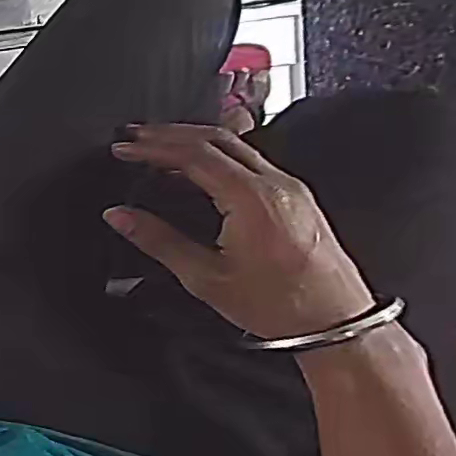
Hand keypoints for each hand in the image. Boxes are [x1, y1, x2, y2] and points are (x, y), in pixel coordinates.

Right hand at [105, 123, 372, 339]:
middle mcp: (275, 183)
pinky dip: (215, 155)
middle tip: (135, 135)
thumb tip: (121, 217)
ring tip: (159, 145)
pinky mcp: (295, 195)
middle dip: (169, 132)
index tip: (125, 147)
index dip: (153, 147)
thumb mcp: (205, 277)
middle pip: (215, 137)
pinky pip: (250, 160)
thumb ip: (158, 240)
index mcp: (251, 199)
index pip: (193, 155)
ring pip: (234, 143)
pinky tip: (197, 169)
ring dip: (192, 139)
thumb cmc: (279, 305)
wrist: (334, 323)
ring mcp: (289, 186)